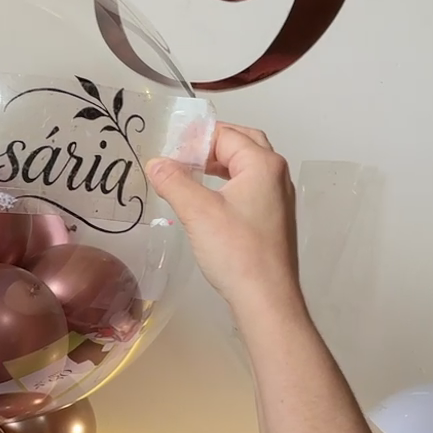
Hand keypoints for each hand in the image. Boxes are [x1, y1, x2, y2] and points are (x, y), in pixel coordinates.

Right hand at [146, 123, 301, 315]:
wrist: (265, 297)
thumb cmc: (236, 250)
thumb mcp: (197, 212)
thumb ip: (174, 181)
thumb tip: (154, 162)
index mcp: (262, 165)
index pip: (226, 135)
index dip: (195, 138)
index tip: (168, 149)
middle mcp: (276, 175)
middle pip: (243, 144)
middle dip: (211, 145)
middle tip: (181, 154)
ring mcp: (277, 199)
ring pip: (246, 167)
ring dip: (218, 165)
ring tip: (189, 174)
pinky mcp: (272, 219)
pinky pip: (248, 188)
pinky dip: (226, 184)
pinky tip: (207, 200)